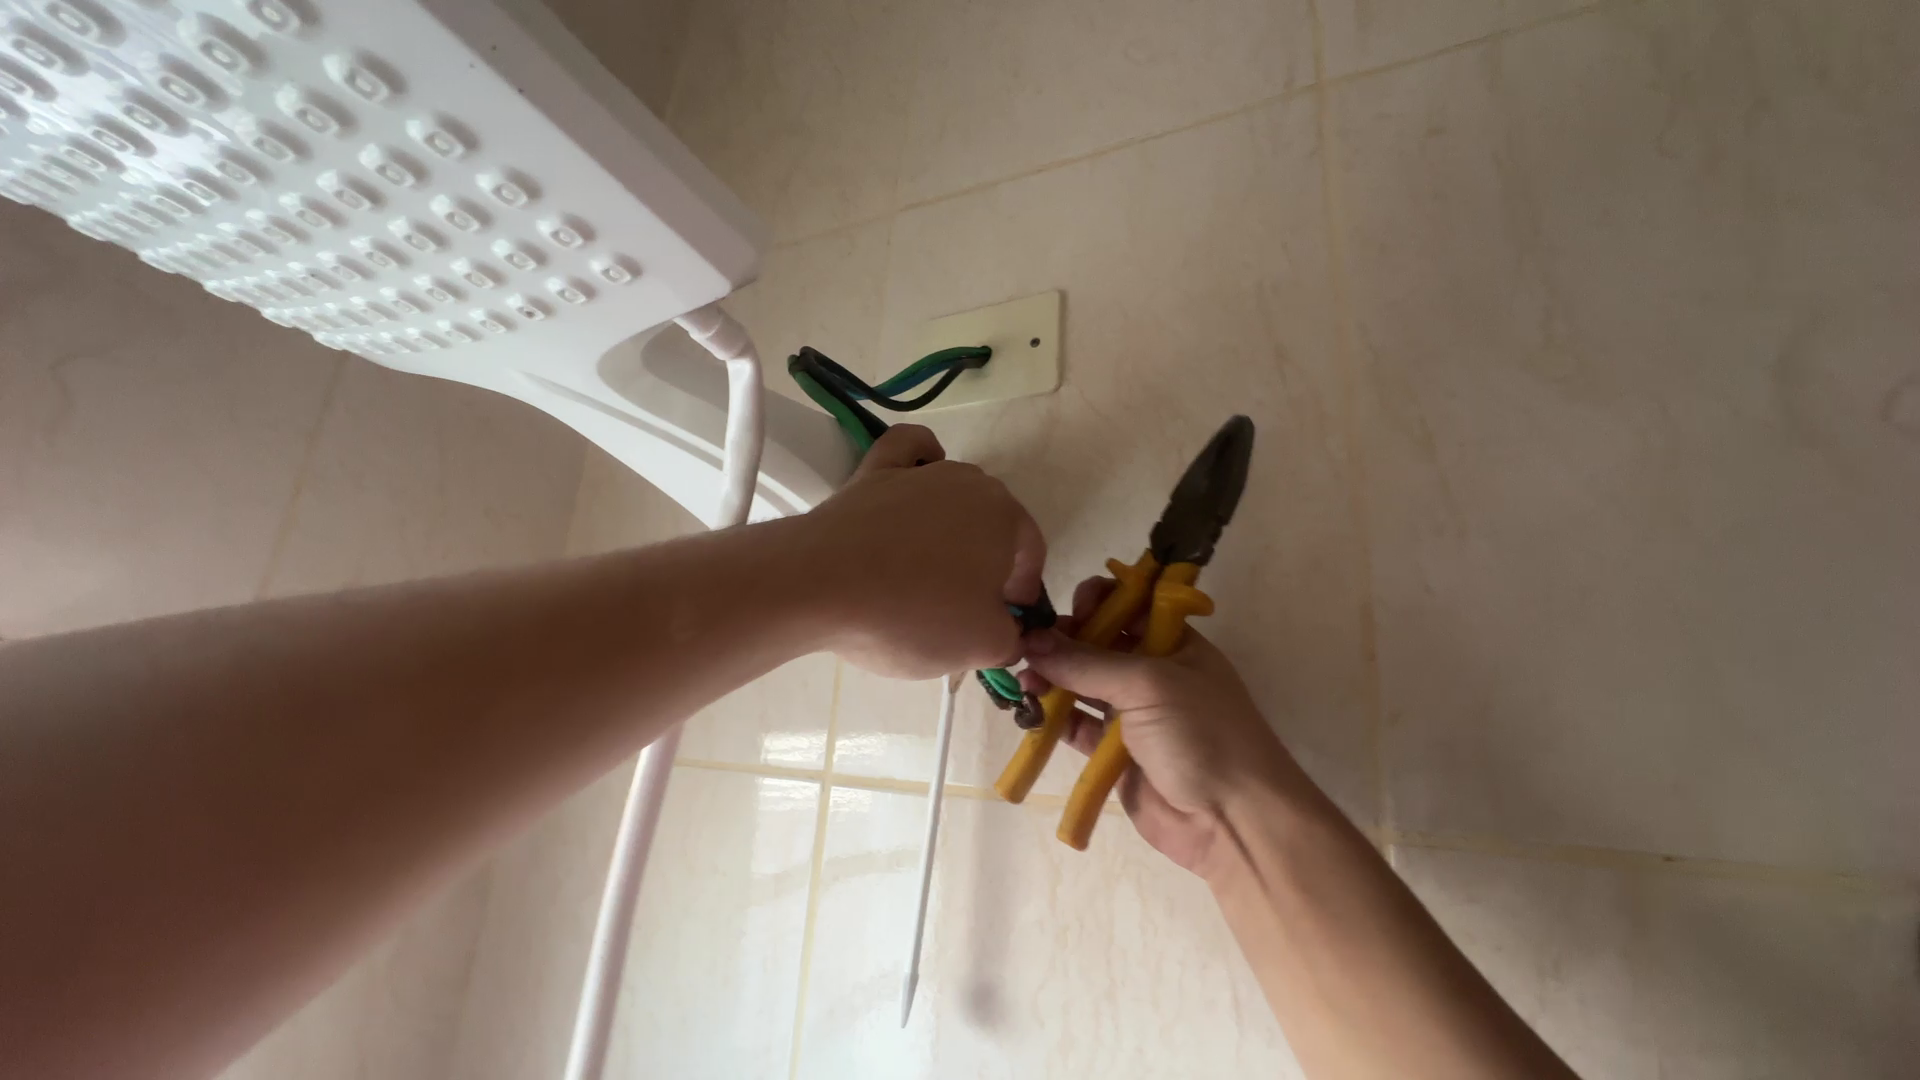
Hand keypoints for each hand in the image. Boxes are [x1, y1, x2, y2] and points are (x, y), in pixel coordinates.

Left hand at [802, 425, 1044, 679]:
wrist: (819, 585)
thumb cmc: (913, 614)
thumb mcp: (981, 645)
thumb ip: (1010, 639)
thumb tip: (1008, 633)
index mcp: (1006, 517)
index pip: (1031, 554)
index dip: (1022, 594)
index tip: (1002, 625)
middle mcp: (968, 481)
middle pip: (992, 524)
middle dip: (987, 563)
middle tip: (962, 607)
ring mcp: (918, 471)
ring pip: (952, 495)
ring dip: (951, 529)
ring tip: (925, 570)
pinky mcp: (871, 472)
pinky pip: (908, 452)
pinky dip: (918, 459)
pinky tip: (916, 478)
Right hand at [1020, 576, 1291, 876]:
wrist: (1233, 820)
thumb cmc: (1202, 734)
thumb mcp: (1149, 684)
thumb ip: (1088, 662)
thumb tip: (1033, 641)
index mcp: (1172, 642)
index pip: (1127, 605)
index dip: (1097, 602)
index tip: (1070, 611)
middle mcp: (1151, 671)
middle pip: (1096, 643)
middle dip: (1061, 641)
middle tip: (1029, 647)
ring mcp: (1132, 713)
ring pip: (1080, 684)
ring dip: (1049, 678)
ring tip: (1022, 681)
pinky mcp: (1113, 752)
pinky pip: (1075, 726)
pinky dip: (1051, 718)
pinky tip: (1027, 711)